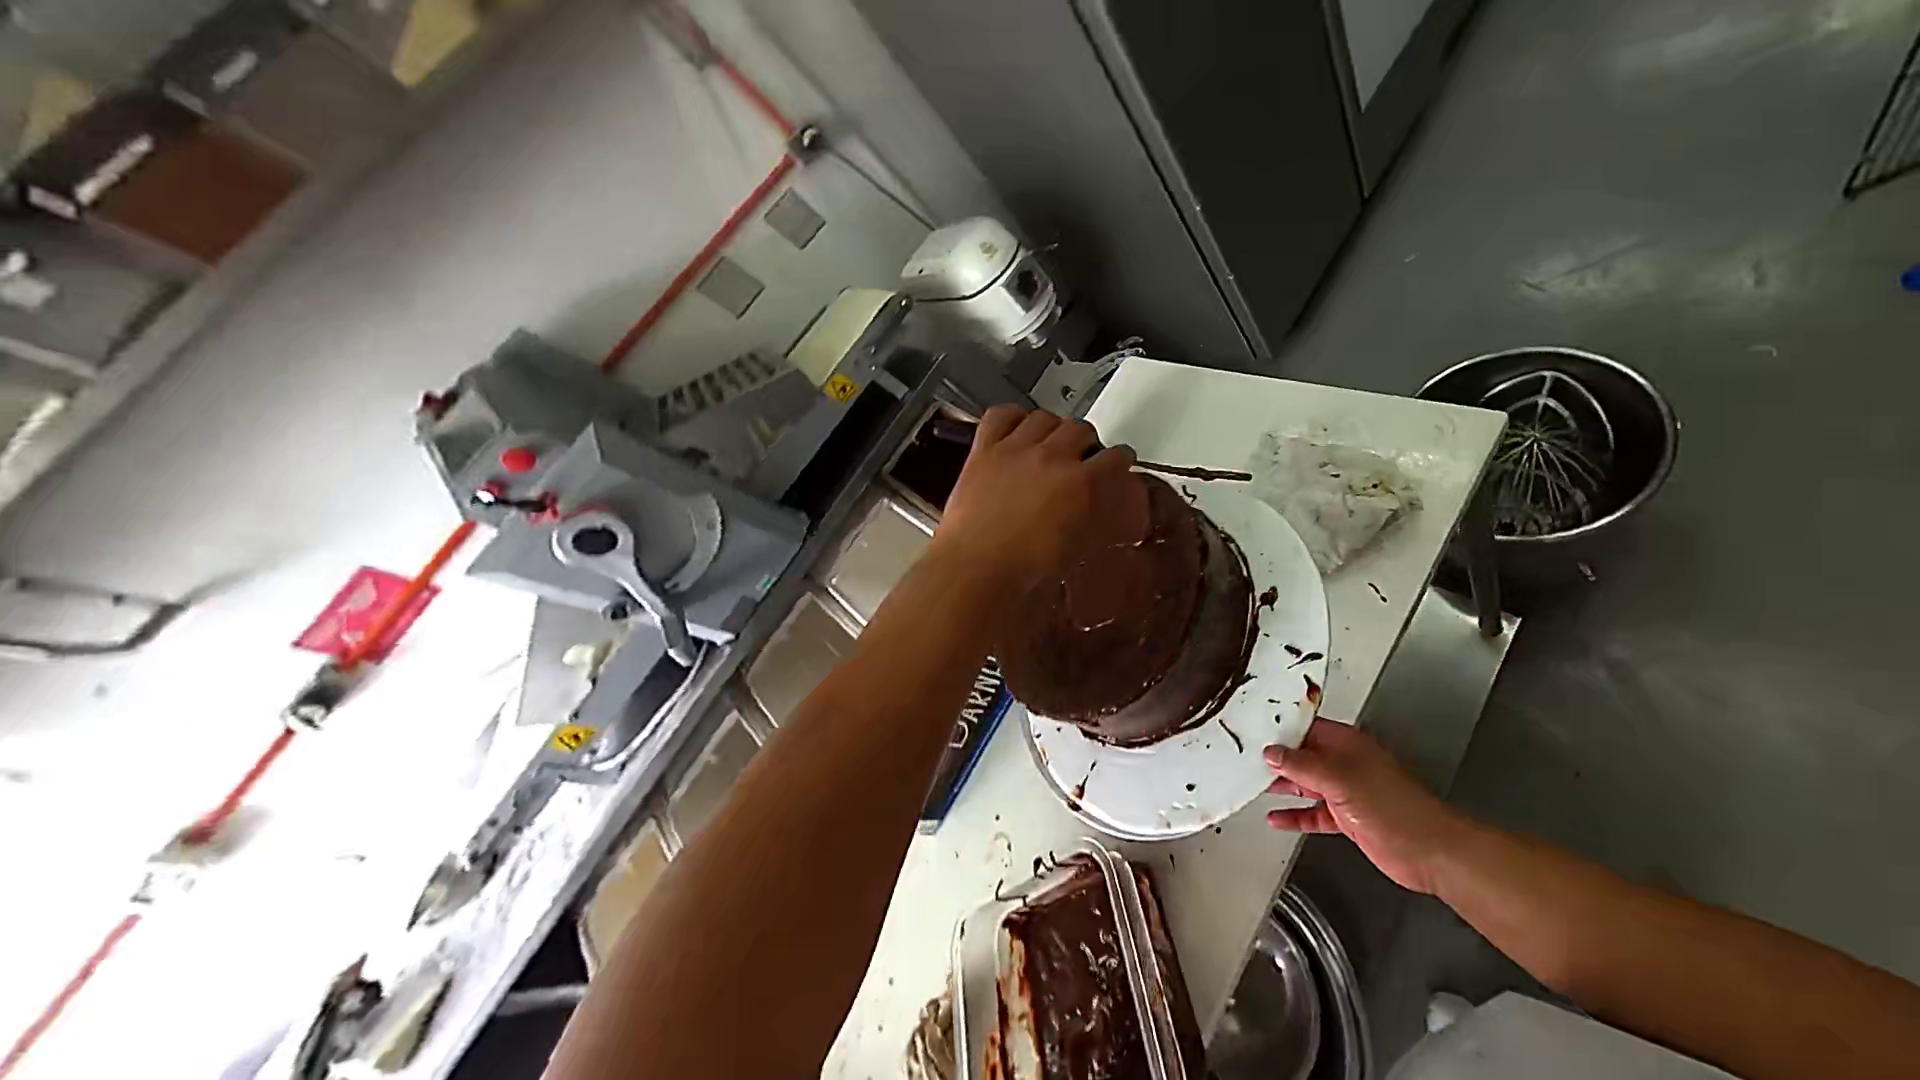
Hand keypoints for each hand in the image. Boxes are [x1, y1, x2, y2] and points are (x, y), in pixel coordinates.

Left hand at [935, 407, 1145, 588]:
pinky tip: (1015, 427)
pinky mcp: (985, 450)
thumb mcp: (1074, 548)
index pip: (1115, 458)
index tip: (1116, 463)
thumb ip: (1090, 518)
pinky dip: (1011, 418)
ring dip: (1052, 427)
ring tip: (1050, 439)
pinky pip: (1001, 416)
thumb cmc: (1022, 568)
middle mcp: (1052, 458)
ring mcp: (1016, 449)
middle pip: (1081, 428)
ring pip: (1045, 417)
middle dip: (1085, 441)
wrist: (976, 568)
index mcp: (1082, 484)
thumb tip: (1090, 510)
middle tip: (1082, 454)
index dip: (1119, 461)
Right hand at [1264, 719, 1468, 894]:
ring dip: (1281, 786)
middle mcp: (1345, 764)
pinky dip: (1295, 814)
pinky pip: (1313, 813)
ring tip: (1253, 784)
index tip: (1252, 732)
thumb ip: (1302, 765)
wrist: (1432, 853)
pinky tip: (1276, 818)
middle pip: (1302, 756)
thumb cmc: (1397, 809)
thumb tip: (1272, 753)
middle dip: (1275, 758)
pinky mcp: (1348, 818)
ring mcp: (1347, 792)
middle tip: (1245, 758)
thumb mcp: (1339, 779)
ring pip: (1305, 784)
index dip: (1279, 729)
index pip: (1305, 728)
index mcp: (1346, 744)